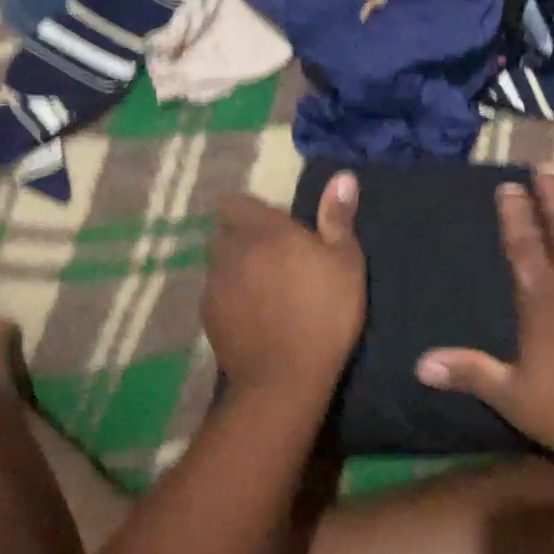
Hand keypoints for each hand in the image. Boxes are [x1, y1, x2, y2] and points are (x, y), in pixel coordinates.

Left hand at [204, 173, 364, 399]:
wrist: (285, 378)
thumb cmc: (325, 313)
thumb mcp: (346, 262)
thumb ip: (338, 217)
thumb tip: (343, 176)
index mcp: (264, 231)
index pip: (236, 202)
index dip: (253, 211)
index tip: (278, 228)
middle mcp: (231, 251)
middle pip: (224, 232)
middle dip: (242, 238)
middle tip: (274, 257)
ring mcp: (214, 285)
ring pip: (218, 265)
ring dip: (235, 268)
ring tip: (264, 289)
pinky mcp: (207, 317)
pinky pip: (216, 295)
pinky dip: (230, 298)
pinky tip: (254, 316)